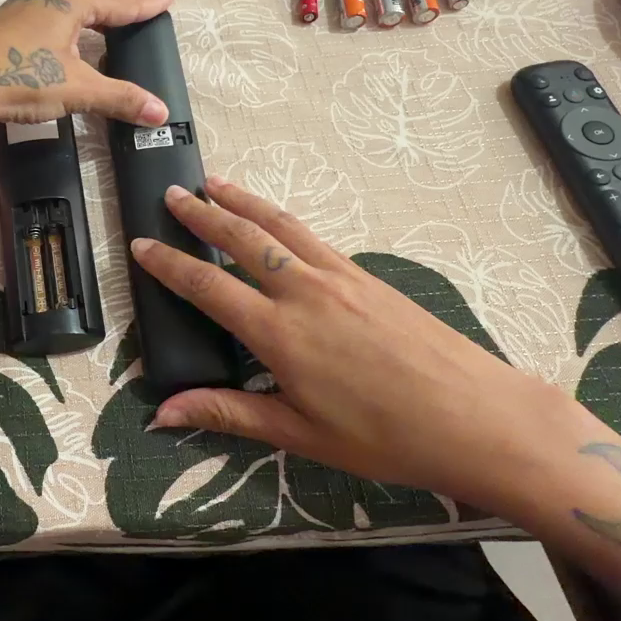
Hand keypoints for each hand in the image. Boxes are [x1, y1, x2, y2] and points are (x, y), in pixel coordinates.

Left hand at [0, 0, 173, 127]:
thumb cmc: (19, 78)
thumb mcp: (77, 90)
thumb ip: (120, 98)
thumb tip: (159, 112)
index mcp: (70, 0)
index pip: (119, 1)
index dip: (146, 3)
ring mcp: (22, 2)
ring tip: (101, 13)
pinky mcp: (5, 19)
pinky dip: (65, 4)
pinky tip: (63, 30)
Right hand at [128, 176, 587, 506]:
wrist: (479, 418)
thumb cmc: (385, 437)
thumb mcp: (299, 433)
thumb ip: (227, 413)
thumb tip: (161, 414)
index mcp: (279, 333)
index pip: (207, 286)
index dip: (169, 264)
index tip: (141, 245)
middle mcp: (304, 292)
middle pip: (241, 239)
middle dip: (201, 214)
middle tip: (171, 195)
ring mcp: (339, 277)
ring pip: (279, 226)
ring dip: (242, 202)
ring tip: (214, 183)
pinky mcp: (367, 276)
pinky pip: (311, 236)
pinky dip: (280, 219)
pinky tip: (275, 220)